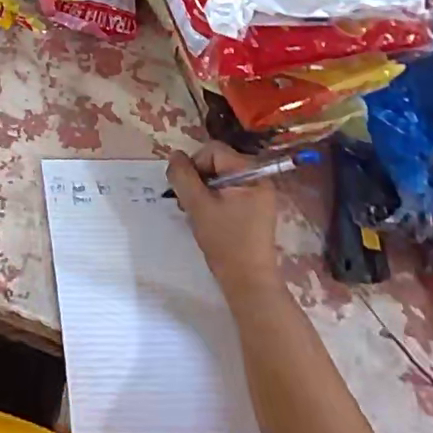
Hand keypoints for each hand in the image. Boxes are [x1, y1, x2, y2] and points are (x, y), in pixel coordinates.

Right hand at [167, 141, 281, 294]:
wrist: (249, 282)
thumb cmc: (224, 240)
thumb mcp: (197, 204)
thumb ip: (182, 175)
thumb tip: (175, 156)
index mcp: (250, 174)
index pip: (213, 151)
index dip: (194, 164)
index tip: (186, 189)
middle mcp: (258, 180)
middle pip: (217, 162)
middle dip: (197, 178)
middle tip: (187, 202)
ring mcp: (258, 196)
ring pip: (219, 178)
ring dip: (202, 190)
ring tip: (195, 211)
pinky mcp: (254, 210)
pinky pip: (227, 192)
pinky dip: (213, 200)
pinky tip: (207, 218)